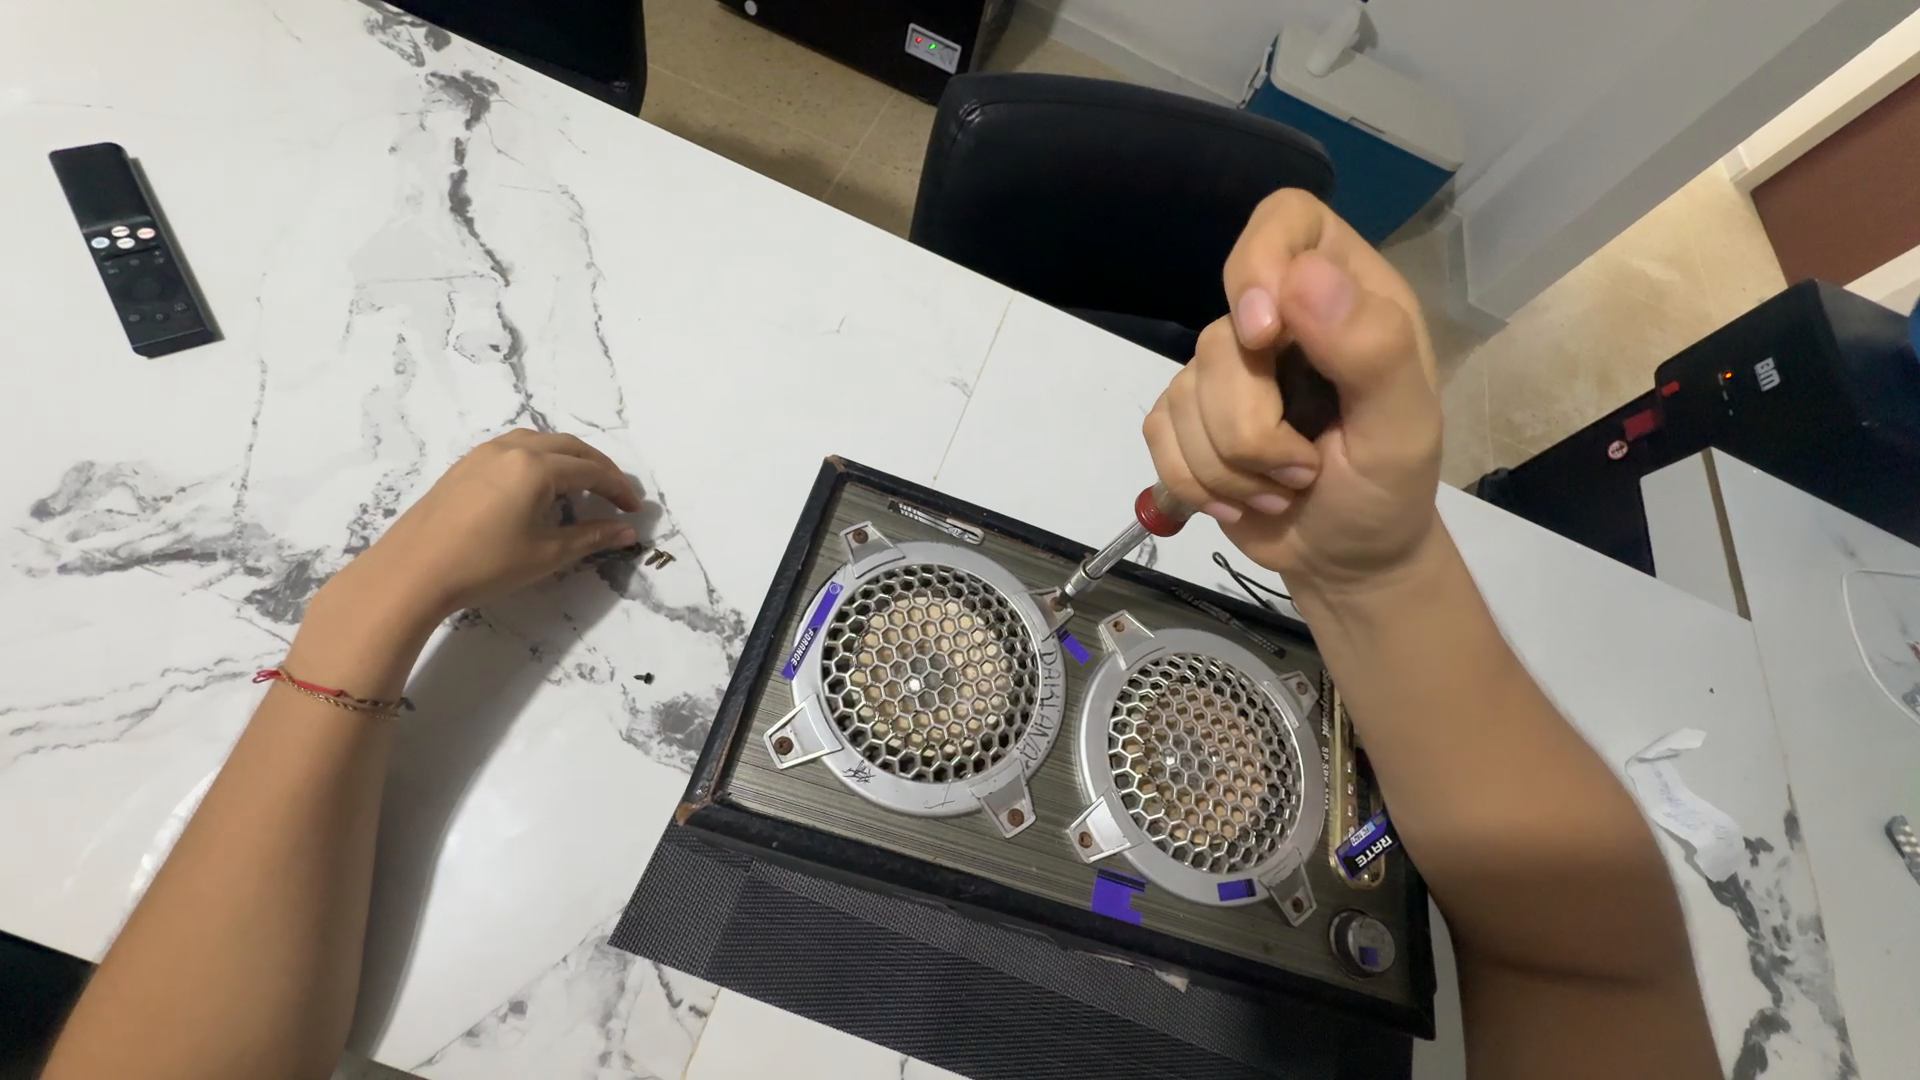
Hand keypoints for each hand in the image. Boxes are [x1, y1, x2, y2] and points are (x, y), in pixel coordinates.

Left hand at [333, 430, 642, 624]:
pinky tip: (541, 487)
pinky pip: (515, 449)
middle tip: (617, 494)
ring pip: (540, 442)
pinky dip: (541, 459)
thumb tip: (627, 531)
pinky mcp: (465, 466)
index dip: (618, 489)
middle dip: (599, 468)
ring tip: (583, 486)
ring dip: (569, 458)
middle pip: (569, 448)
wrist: (410, 574)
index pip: (591, 471)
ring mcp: (484, 454)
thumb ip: (592, 537)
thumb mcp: (548, 554)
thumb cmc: (485, 564)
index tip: (634, 510)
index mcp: (536, 467)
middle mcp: (512, 450)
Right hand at [1142, 189, 1442, 595]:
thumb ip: (1371, 351)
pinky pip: (1157, 438)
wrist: (1341, 556)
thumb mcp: (1403, 430)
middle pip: (1218, 342)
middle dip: (1254, 432)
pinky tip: (1237, 500)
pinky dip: (1197, 485)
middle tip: (1303, 470)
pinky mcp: (1182, 421)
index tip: (1263, 336)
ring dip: (1231, 470)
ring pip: (1181, 400)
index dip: (1259, 263)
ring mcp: (1219, 373)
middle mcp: (1273, 322)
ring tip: (1280, 490)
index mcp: (1342, 296)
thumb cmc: (1386, 491)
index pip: (1283, 221)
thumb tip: (1300, 279)